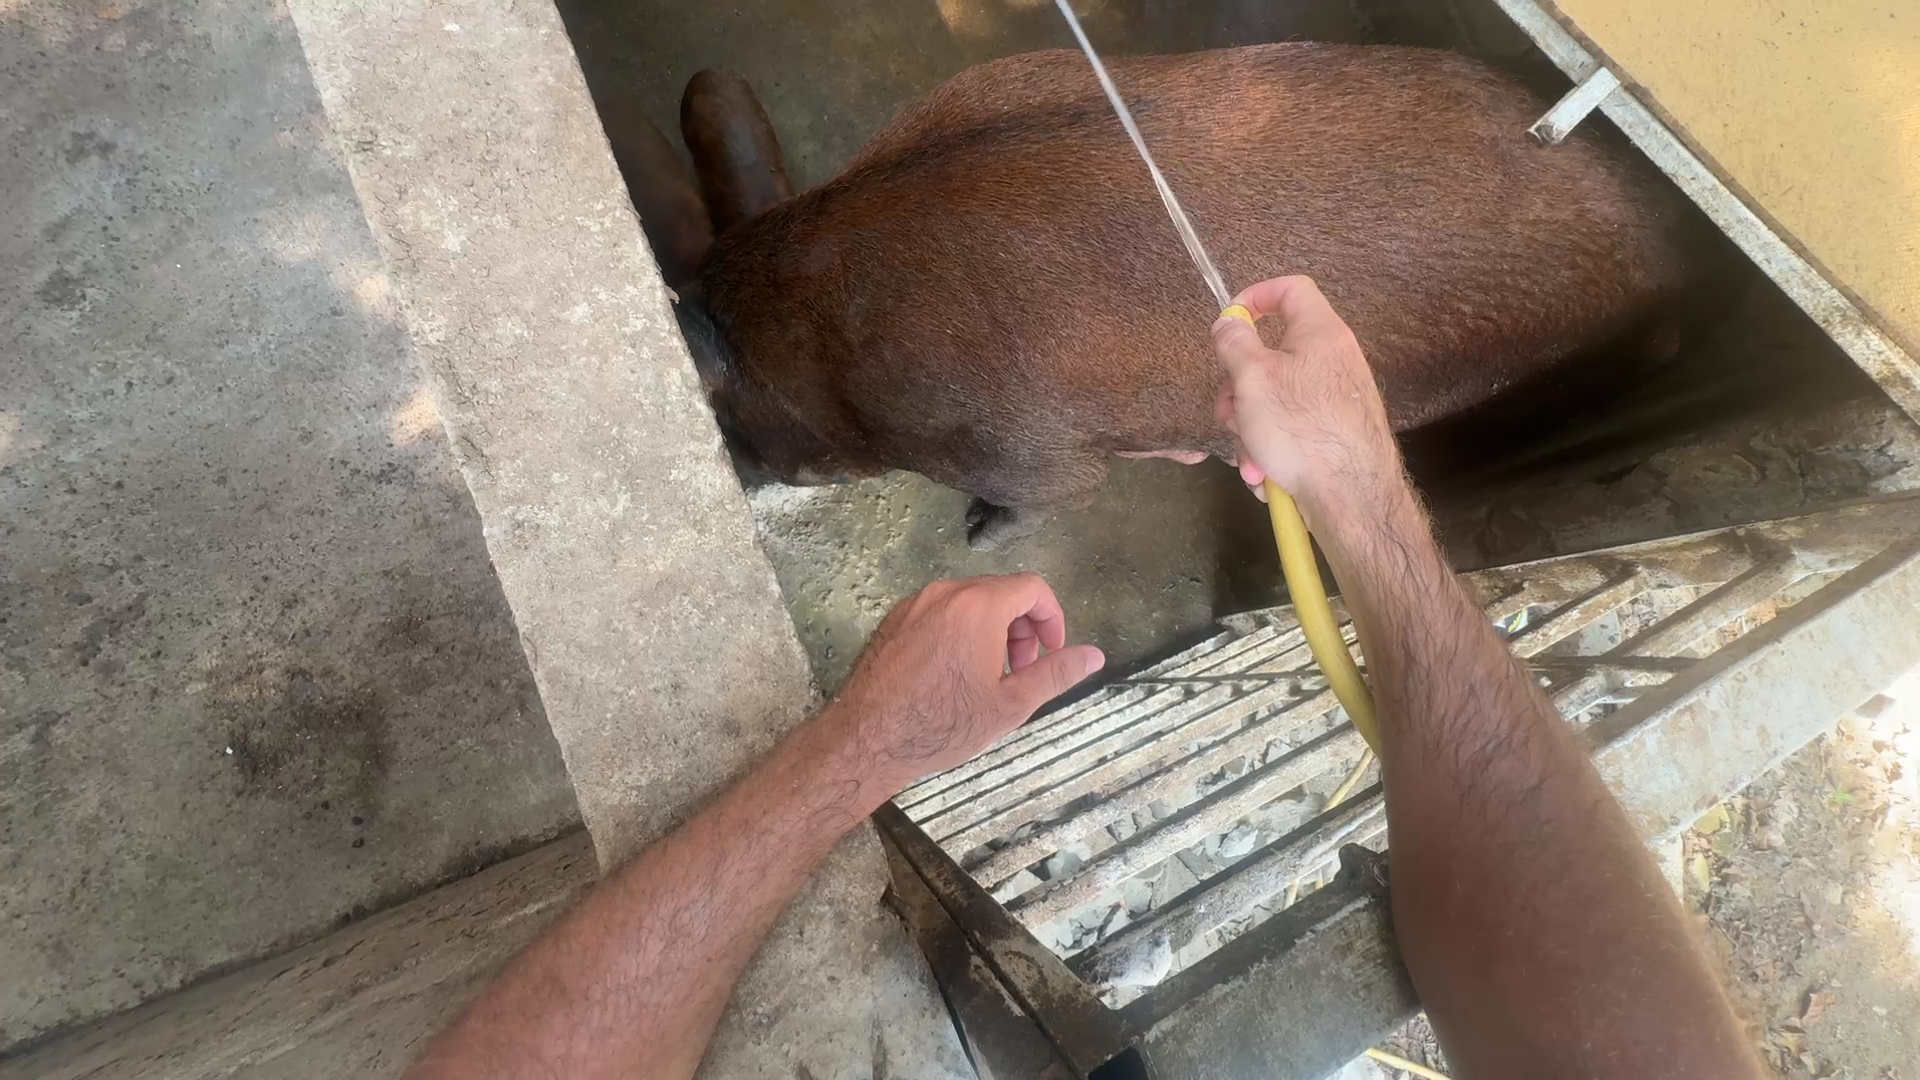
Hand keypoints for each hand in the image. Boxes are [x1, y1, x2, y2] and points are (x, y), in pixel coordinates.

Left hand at [819, 573, 1104, 796]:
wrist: (866, 739)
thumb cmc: (942, 724)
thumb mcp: (1010, 704)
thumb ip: (1055, 673)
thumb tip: (1095, 655)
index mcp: (978, 605)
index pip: (1032, 587)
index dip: (1052, 617)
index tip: (1051, 651)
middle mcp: (945, 592)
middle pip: (1000, 592)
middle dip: (1022, 627)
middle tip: (1019, 670)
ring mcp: (914, 602)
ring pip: (969, 602)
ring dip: (991, 629)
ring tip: (986, 676)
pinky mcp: (893, 618)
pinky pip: (940, 611)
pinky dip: (959, 630)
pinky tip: (951, 674)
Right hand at [1212, 276, 1403, 525]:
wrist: (1349, 492)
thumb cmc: (1300, 426)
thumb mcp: (1252, 378)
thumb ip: (1234, 344)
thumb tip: (1228, 321)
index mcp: (1319, 333)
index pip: (1290, 289)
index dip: (1254, 296)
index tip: (1227, 322)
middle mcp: (1330, 359)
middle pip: (1269, 355)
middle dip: (1238, 389)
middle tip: (1228, 414)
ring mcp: (1331, 398)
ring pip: (1271, 399)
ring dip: (1249, 428)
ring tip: (1251, 458)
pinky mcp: (1329, 431)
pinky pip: (1286, 427)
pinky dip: (1269, 448)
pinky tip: (1266, 473)